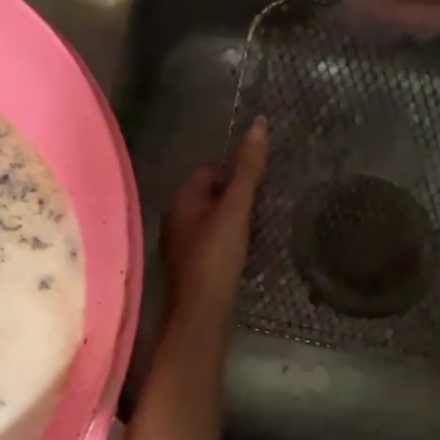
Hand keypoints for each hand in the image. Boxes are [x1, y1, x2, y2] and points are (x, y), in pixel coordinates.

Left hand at [161, 117, 268, 327]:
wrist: (200, 316)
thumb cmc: (215, 258)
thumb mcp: (235, 209)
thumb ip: (247, 170)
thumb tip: (258, 124)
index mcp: (181, 200)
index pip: (208, 169)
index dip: (234, 169)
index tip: (260, 178)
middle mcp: (175, 219)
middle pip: (209, 193)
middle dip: (235, 194)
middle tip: (264, 201)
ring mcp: (181, 245)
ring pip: (210, 219)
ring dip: (233, 218)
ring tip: (258, 224)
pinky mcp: (192, 267)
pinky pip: (212, 242)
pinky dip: (229, 240)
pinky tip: (245, 250)